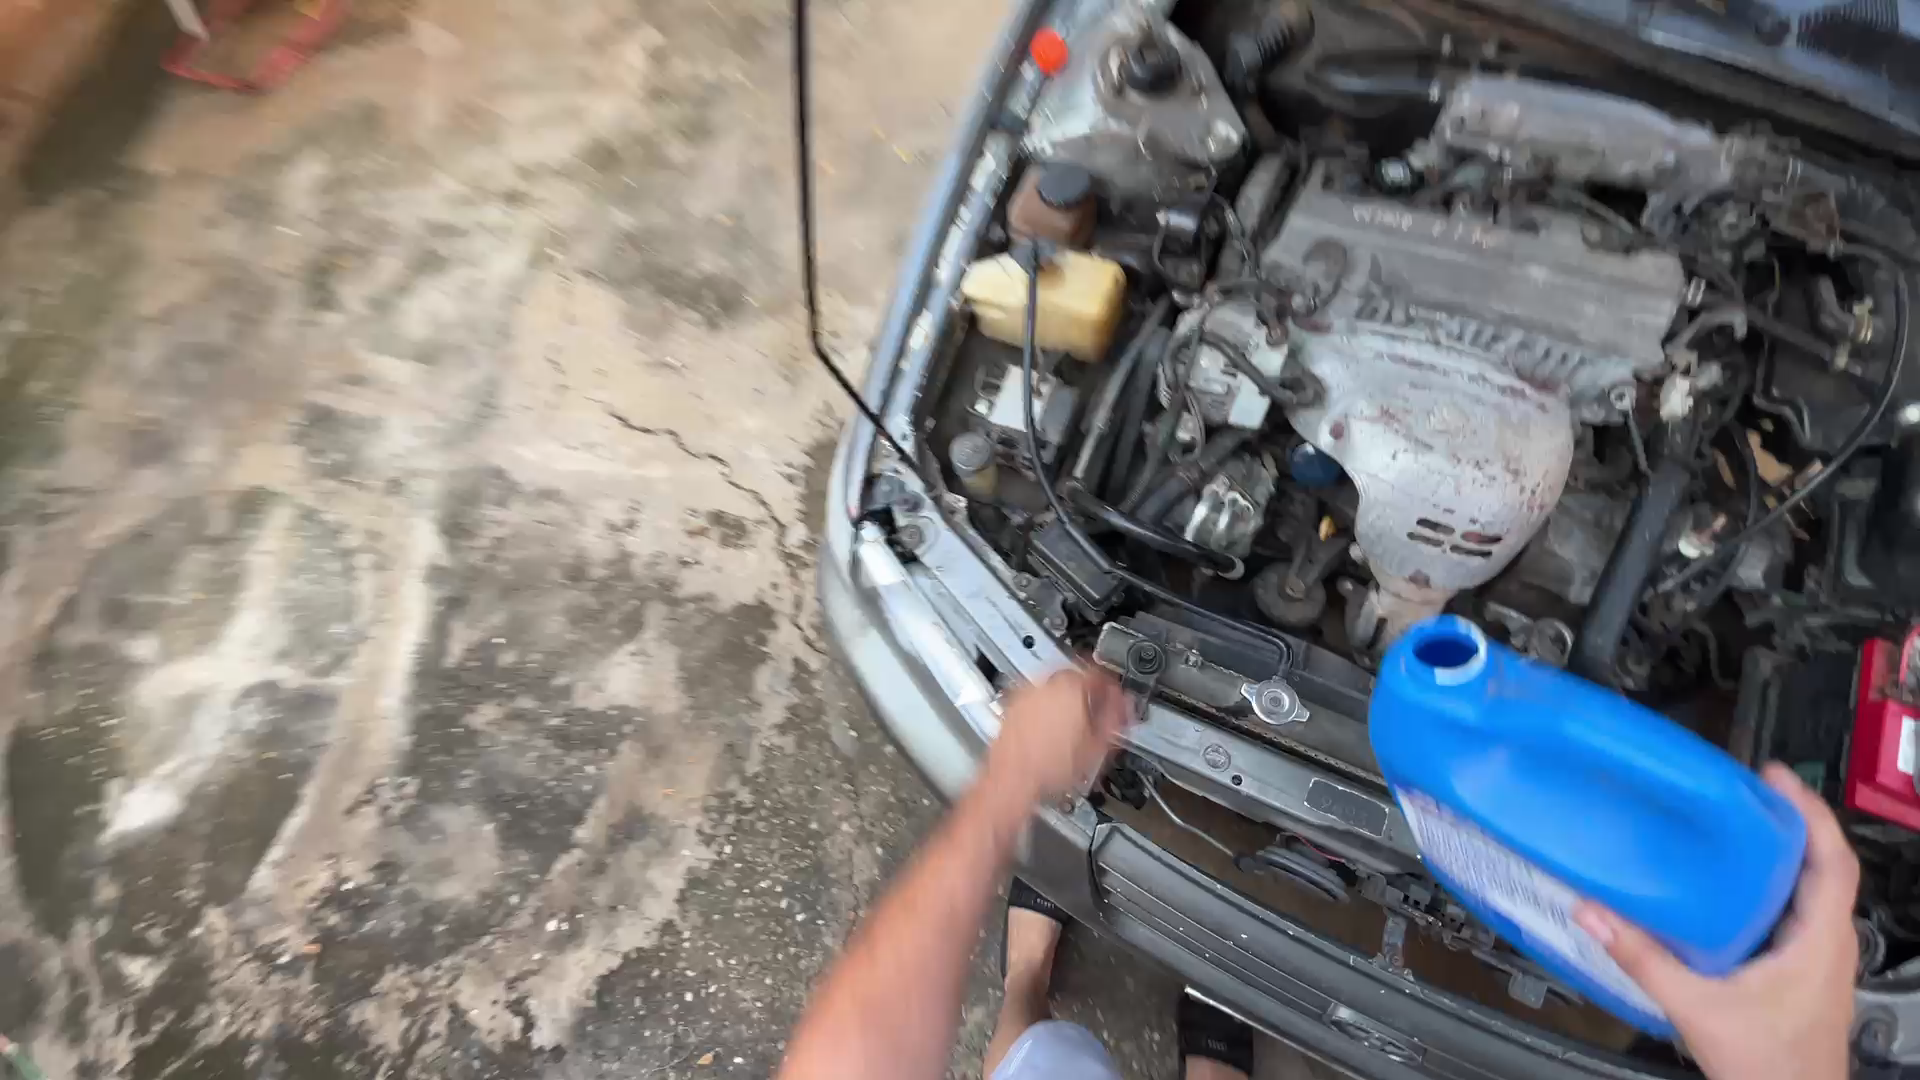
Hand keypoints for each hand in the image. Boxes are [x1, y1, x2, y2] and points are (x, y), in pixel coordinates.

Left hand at [981, 667, 1131, 804]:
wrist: (1013, 779)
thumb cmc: (1049, 767)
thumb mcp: (1096, 746)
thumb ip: (1114, 719)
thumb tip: (1121, 707)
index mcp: (1071, 687)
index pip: (1101, 676)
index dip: (1114, 692)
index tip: (1117, 703)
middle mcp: (1047, 684)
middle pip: (1077, 679)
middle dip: (1090, 696)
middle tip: (1099, 716)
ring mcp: (1026, 693)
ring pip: (1056, 689)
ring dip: (1069, 702)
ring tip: (1076, 727)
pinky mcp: (1013, 706)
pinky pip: (1038, 700)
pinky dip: (1048, 710)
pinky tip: (1053, 732)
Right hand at [1575, 763, 1859, 1079]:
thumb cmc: (1768, 1064)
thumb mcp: (1696, 1006)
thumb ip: (1640, 956)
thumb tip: (1588, 908)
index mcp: (1820, 944)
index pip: (1831, 866)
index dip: (1810, 818)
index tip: (1777, 780)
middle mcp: (1827, 945)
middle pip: (1819, 868)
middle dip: (1784, 822)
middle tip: (1739, 787)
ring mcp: (1814, 957)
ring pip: (1804, 888)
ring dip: (1772, 850)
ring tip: (1725, 820)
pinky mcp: (1794, 966)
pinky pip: (1786, 908)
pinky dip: (1759, 879)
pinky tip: (1718, 876)